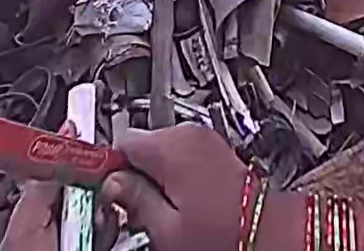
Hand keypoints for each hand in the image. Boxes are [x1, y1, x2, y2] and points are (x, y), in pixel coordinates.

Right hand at [100, 124, 248, 250]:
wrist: (261, 226)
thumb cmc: (219, 231)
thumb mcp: (165, 228)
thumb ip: (134, 199)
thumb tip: (110, 184)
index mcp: (171, 147)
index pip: (122, 141)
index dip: (108, 168)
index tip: (103, 192)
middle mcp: (187, 132)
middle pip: (140, 144)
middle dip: (130, 174)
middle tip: (131, 211)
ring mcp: (201, 136)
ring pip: (158, 148)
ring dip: (151, 174)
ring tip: (157, 210)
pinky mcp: (210, 145)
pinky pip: (178, 151)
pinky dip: (170, 171)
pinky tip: (175, 199)